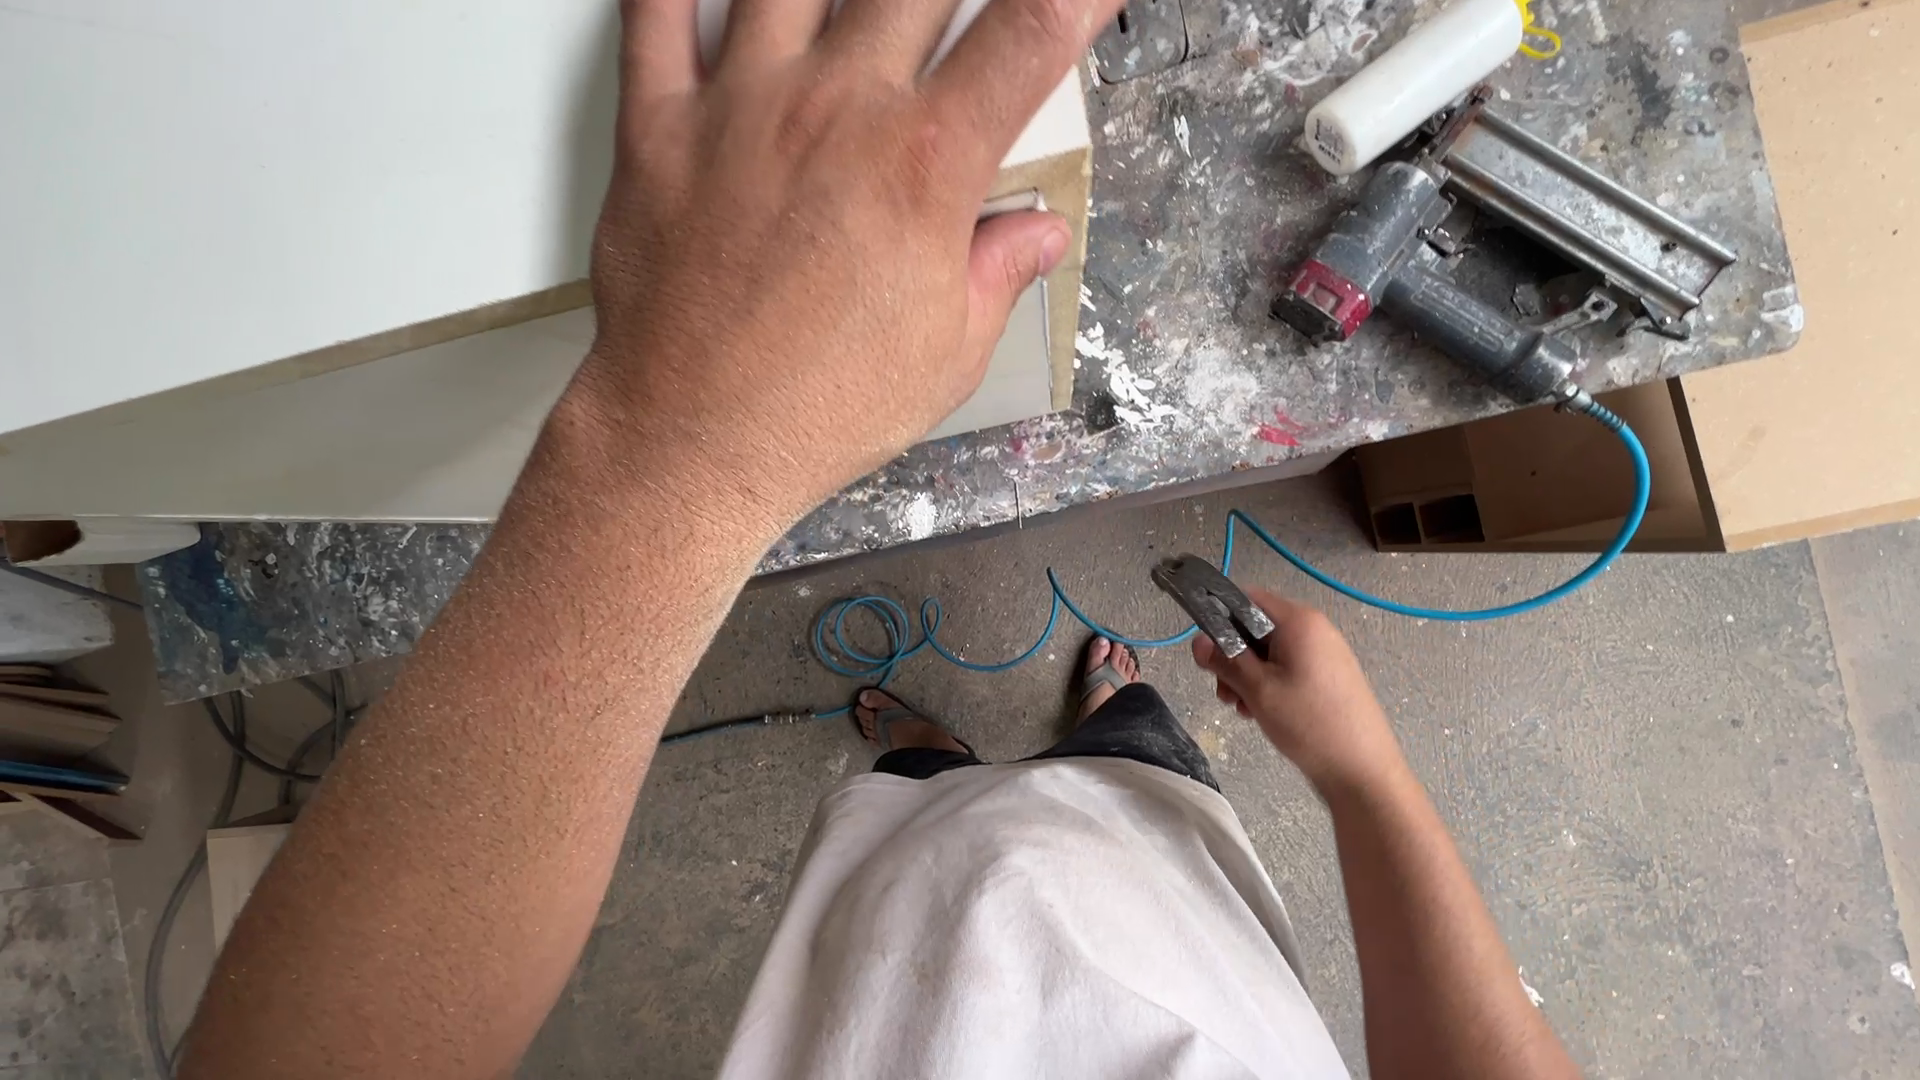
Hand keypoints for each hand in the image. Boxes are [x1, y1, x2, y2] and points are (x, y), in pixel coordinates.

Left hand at [569, 0, 1116, 533]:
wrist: (696, 443)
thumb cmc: (820, 411)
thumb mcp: (946, 358)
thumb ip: (998, 275)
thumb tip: (1036, 235)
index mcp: (922, 169)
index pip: (1027, 35)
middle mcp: (834, 111)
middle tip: (963, 14)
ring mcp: (739, 108)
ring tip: (862, 9)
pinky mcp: (659, 129)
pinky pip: (659, 10)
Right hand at [1190, 587, 1406, 793]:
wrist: (1363, 772)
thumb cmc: (1309, 723)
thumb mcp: (1257, 690)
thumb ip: (1224, 661)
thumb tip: (1198, 641)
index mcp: (1299, 621)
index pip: (1246, 598)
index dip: (1219, 617)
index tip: (1205, 649)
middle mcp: (1313, 629)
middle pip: (1255, 628)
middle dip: (1232, 656)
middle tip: (1223, 690)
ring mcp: (1323, 654)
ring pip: (1268, 652)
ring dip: (1246, 675)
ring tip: (1242, 707)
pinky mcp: (1327, 677)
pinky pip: (1286, 669)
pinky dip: (1267, 684)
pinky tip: (1261, 712)